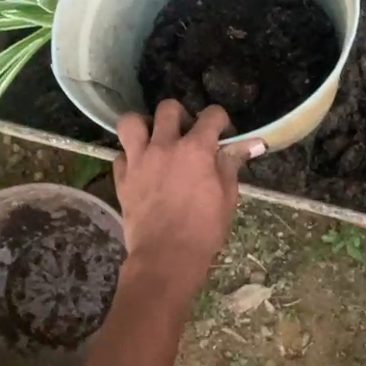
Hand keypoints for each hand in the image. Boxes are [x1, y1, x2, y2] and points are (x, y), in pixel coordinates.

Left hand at [114, 102, 263, 297]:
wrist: (166, 256)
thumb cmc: (204, 228)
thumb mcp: (228, 196)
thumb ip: (230, 164)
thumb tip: (244, 146)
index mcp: (196, 148)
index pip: (211, 115)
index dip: (220, 120)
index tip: (222, 133)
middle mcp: (165, 146)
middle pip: (168, 108)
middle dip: (181, 115)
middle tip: (186, 134)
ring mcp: (139, 160)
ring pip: (131, 122)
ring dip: (145, 125)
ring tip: (155, 139)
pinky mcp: (121, 178)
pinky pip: (121, 154)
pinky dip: (131, 156)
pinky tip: (142, 167)